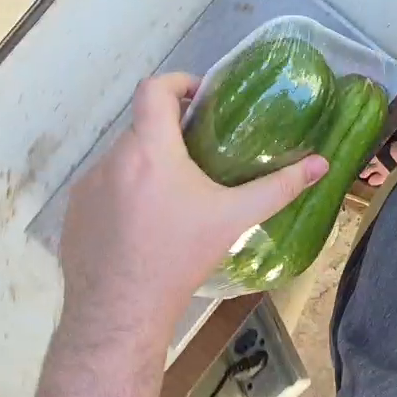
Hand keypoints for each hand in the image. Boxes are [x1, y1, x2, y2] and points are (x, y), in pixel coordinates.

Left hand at [57, 74, 325, 355]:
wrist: (120, 314)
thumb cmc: (180, 257)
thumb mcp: (235, 218)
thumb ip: (279, 186)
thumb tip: (321, 164)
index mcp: (151, 149)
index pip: (155, 88)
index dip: (179, 82)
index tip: (202, 97)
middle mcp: (113, 159)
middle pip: (143, 125)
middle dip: (172, 132)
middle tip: (202, 153)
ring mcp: (88, 186)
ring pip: (124, 157)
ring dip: (149, 163)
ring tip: (176, 193)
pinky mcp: (74, 213)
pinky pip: (104, 186)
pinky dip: (126, 191)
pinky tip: (145, 223)